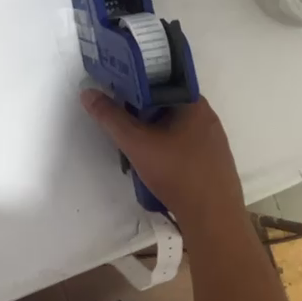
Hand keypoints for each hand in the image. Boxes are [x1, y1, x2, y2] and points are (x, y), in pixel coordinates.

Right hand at [80, 90, 245, 232]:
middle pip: (166, 103)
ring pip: (175, 125)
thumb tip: (88, 93)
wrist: (214, 220)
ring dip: (153, 130)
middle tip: (120, 119)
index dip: (136, 83)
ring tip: (133, 142)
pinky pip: (184, 142)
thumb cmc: (177, 174)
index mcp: (194, 103)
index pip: (161, 80)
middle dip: (141, 110)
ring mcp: (213, 139)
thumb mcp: (136, 143)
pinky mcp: (213, 160)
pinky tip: (154, 161)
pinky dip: (166, 145)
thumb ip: (111, 117)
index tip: (116, 91)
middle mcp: (207, 116)